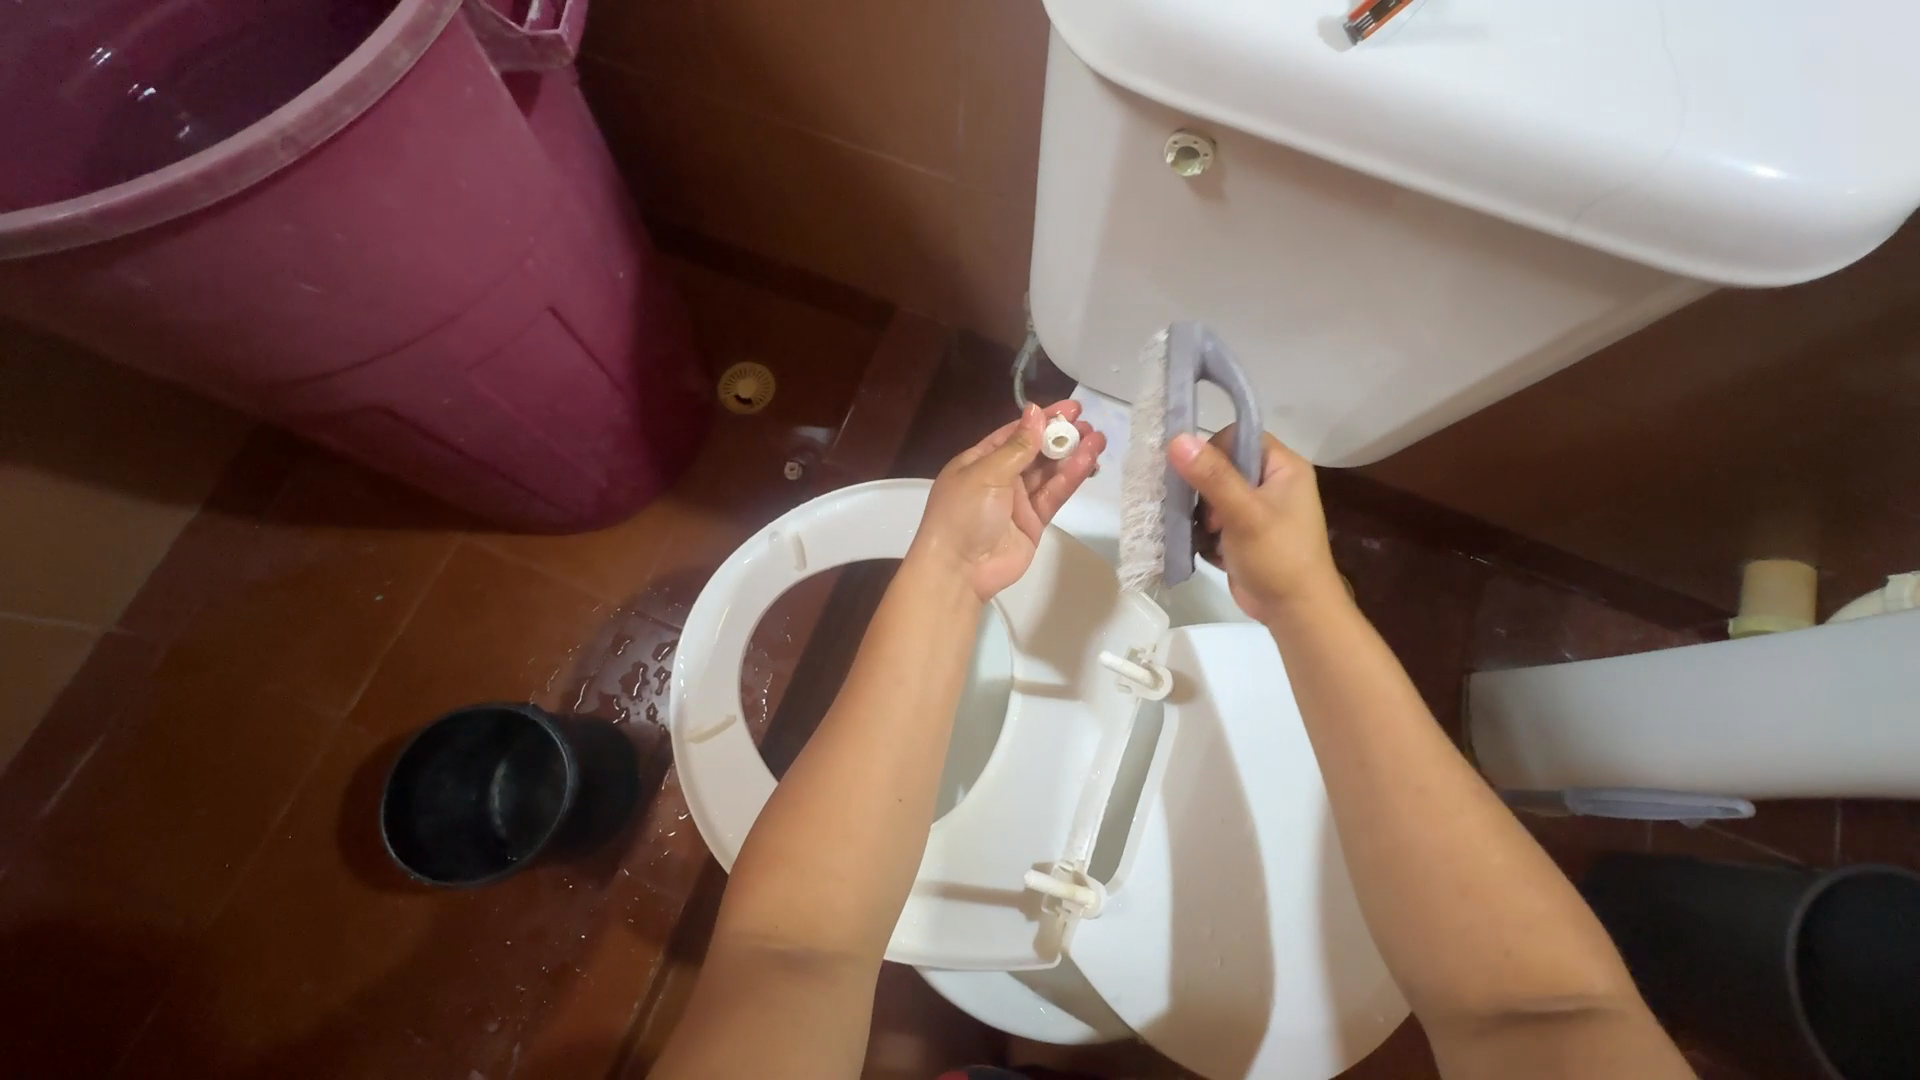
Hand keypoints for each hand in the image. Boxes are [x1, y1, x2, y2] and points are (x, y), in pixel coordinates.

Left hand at [912, 402, 1105, 600]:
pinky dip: (1071, 479)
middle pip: (1035, 451)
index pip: (1014, 433)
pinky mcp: (1033, 522)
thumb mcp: (987, 473)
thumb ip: (1017, 446)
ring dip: (1072, 456)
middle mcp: (998, 477)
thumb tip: (1035, 411)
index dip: (1041, 420)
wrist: (959, 570)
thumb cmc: (963, 514)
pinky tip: (1089, 462)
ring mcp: (1017, 501)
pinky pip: (1054, 494)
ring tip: (1098, 439)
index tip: (1071, 408)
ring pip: (1049, 473)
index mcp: (978, 461)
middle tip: (1089, 423)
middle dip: (1061, 437)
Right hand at [1168, 426, 1343, 624]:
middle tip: (1209, 515)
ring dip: (1201, 514)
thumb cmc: (1278, 557)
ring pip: (1212, 494)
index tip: (1200, 477)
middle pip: (1221, 466)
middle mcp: (1271, 483)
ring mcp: (1257, 509)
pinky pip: (1212, 520)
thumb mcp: (1244, 513)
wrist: (1295, 612)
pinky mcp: (1243, 533)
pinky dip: (1204, 532)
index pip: (1239, 436)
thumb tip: (1177, 439)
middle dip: (1204, 489)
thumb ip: (1212, 476)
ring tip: (1208, 533)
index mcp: (1283, 467)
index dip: (1214, 451)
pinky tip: (1207, 547)